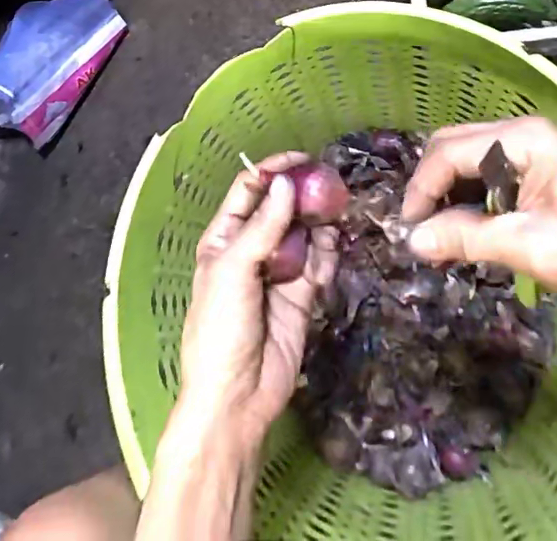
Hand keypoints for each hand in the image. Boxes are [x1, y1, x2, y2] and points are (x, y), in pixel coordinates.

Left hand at [175, 152, 338, 450]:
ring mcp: (278, 271)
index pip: (249, 191)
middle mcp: (252, 248)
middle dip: (303, 194)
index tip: (302, 158)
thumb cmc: (220, 328)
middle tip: (330, 183)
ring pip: (305, 234)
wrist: (237, 398)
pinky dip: (328, 254)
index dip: (273, 171)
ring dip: (320, 222)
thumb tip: (286, 185)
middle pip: (282, 209)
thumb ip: (263, 228)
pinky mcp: (302, 294)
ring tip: (337, 212)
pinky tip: (332, 250)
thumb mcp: (233, 270)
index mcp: (225, 237)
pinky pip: (318, 263)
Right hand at [402, 117, 556, 303]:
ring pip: (463, 158)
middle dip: (430, 187)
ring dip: (445, 193)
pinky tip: (462, 227)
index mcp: (524, 139)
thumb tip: (412, 240)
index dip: (422, 188)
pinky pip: (482, 171)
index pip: (450, 152)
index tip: (409, 228)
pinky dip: (465, 197)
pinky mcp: (530, 165)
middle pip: (451, 146)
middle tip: (419, 230)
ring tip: (437, 234)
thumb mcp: (530, 248)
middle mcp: (521, 131)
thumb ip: (466, 238)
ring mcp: (526, 146)